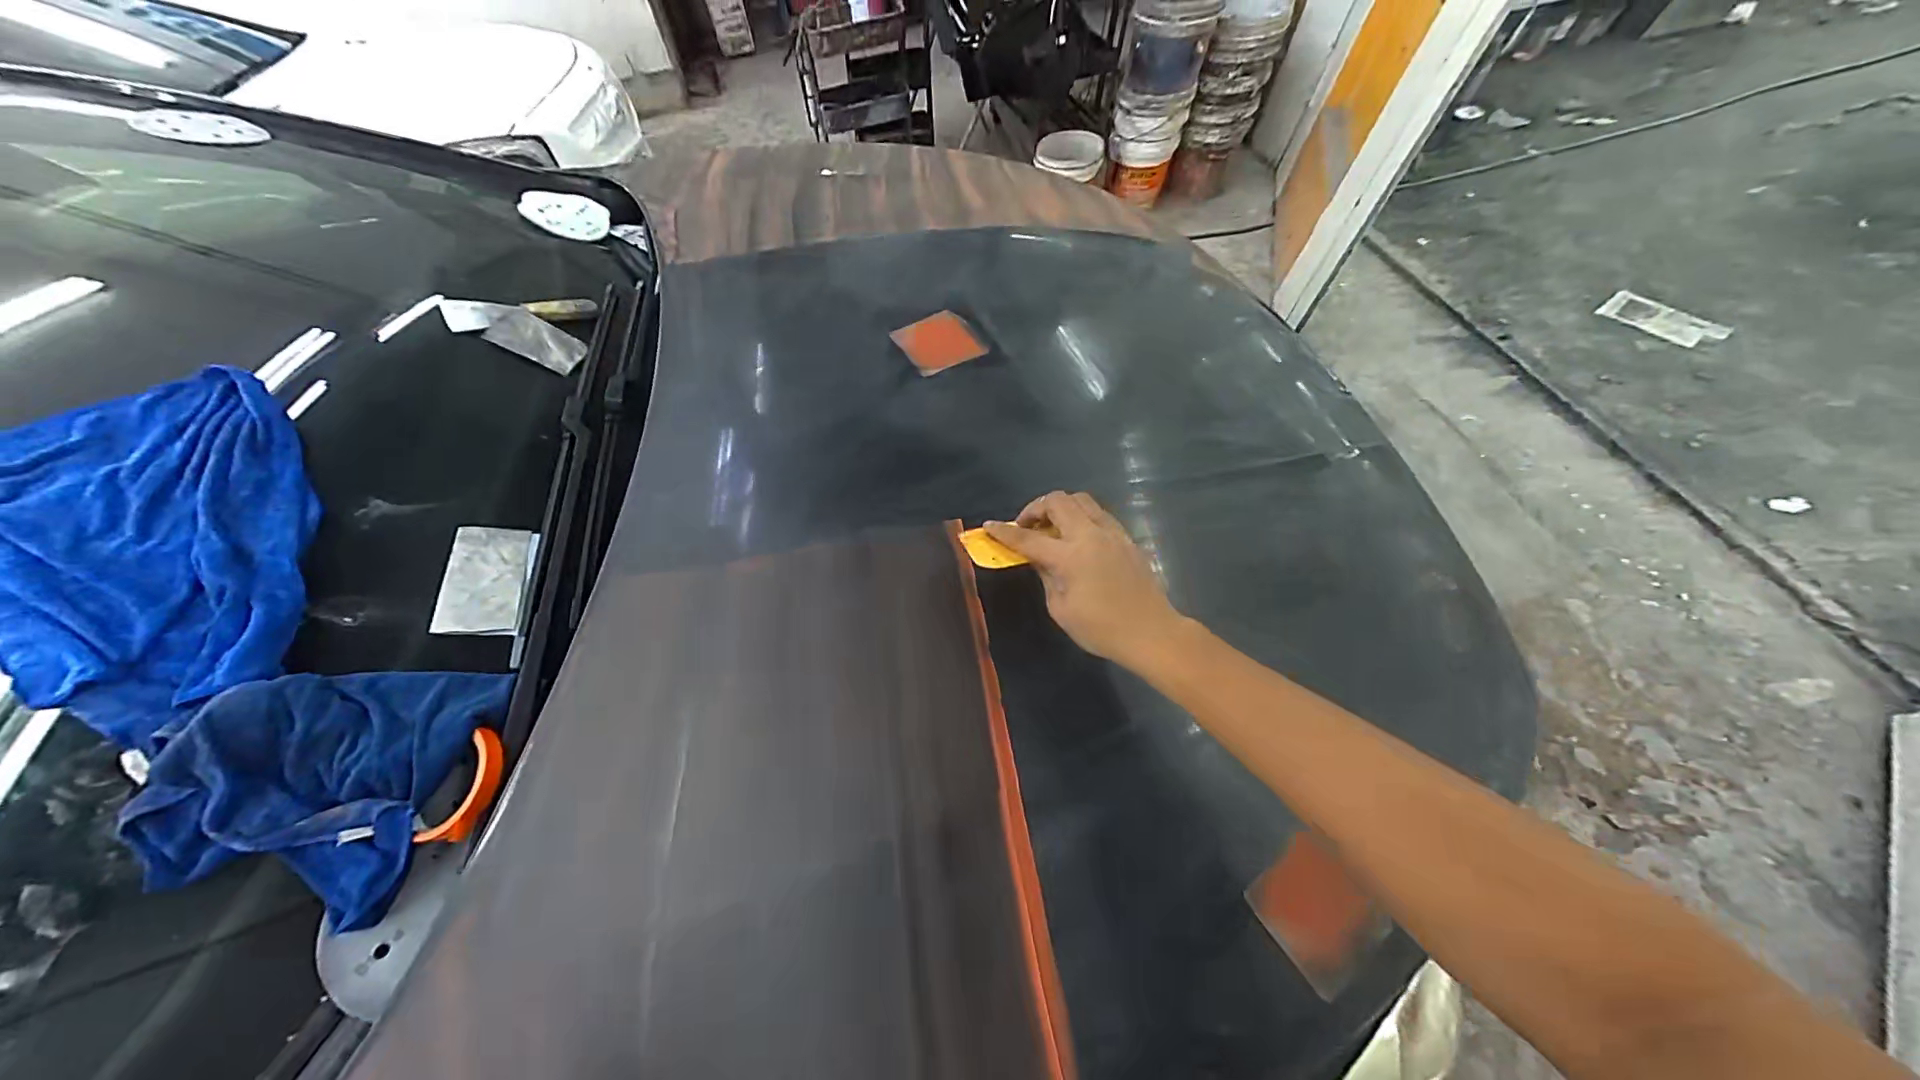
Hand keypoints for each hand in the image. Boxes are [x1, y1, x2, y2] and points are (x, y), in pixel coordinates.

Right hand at [982, 491, 1184, 665]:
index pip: (1029, 538)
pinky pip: (1099, 514)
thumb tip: (1039, 559)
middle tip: (1026, 527)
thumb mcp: (1061, 608)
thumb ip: (1046, 576)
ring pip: (1082, 501)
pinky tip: (1077, 539)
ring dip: (1061, 508)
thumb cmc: (1101, 629)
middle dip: (1035, 508)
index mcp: (1071, 556)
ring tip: (1052, 529)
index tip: (989, 525)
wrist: (1151, 632)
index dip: (1005, 532)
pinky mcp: (1127, 538)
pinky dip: (1081, 517)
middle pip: (1058, 501)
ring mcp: (1113, 533)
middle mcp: (1091, 535)